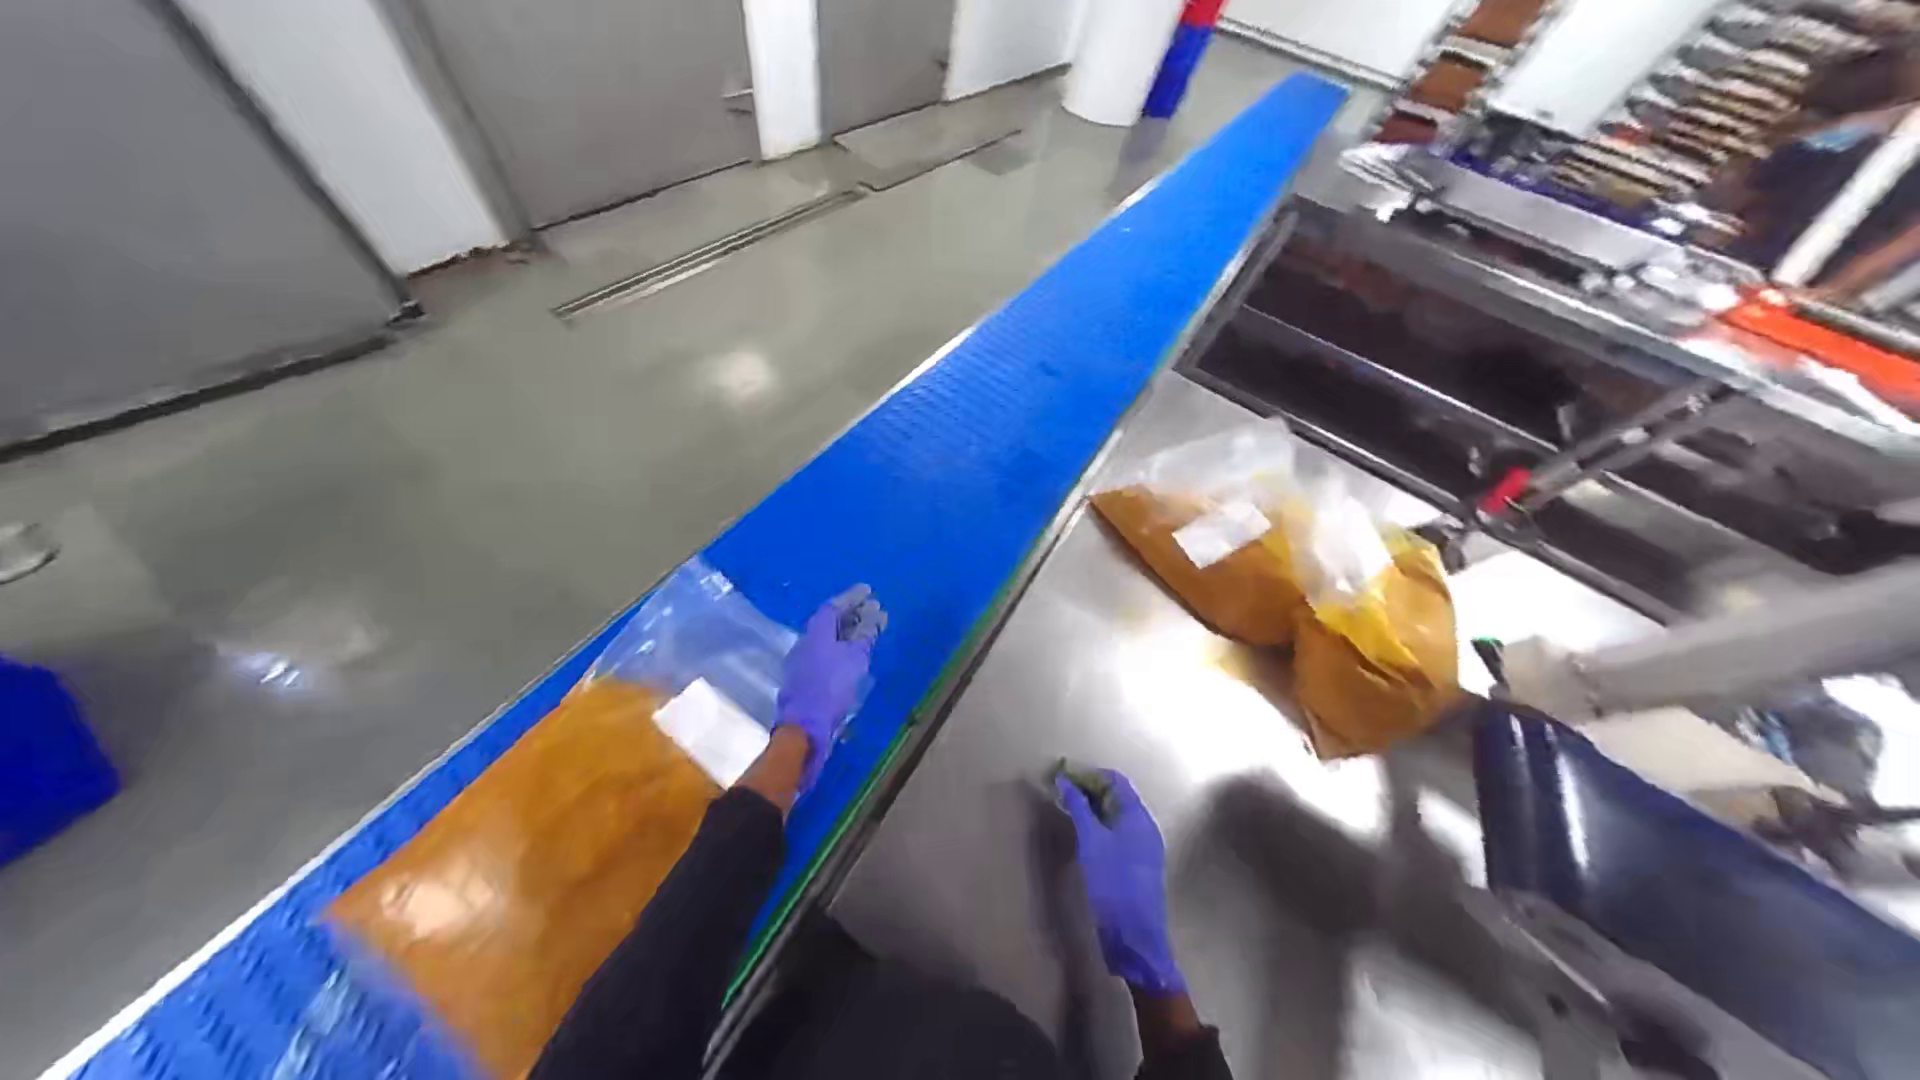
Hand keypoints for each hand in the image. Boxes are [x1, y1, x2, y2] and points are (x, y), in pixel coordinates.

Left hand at [776, 585, 883, 792]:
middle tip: (873, 610)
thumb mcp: (855, 658)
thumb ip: (865, 635)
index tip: (868, 591)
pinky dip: (842, 649)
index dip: (852, 597)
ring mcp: (802, 662)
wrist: (804, 727)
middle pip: (829, 622)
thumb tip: (874, 615)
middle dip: (852, 614)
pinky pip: (826, 654)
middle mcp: (805, 642)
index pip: (834, 606)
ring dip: (848, 633)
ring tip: (867, 632)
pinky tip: (853, 656)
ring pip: (828, 639)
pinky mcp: (804, 680)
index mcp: (815, 632)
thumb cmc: (831, 687)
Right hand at [1055, 769, 1184, 995]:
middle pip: (1117, 796)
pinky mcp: (1137, 864)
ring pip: (1116, 815)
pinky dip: (1099, 824)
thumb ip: (1078, 808)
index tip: (1062, 774)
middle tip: (1060, 789)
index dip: (1089, 774)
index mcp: (1138, 817)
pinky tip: (1082, 832)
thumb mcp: (1091, 842)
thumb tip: (1064, 780)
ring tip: (1067, 807)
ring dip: (1093, 807)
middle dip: (1089, 788)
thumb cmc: (1113, 883)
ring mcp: (1143, 847)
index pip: (1115, 780)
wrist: (1135, 938)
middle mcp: (1144, 827)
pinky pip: (1118, 832)